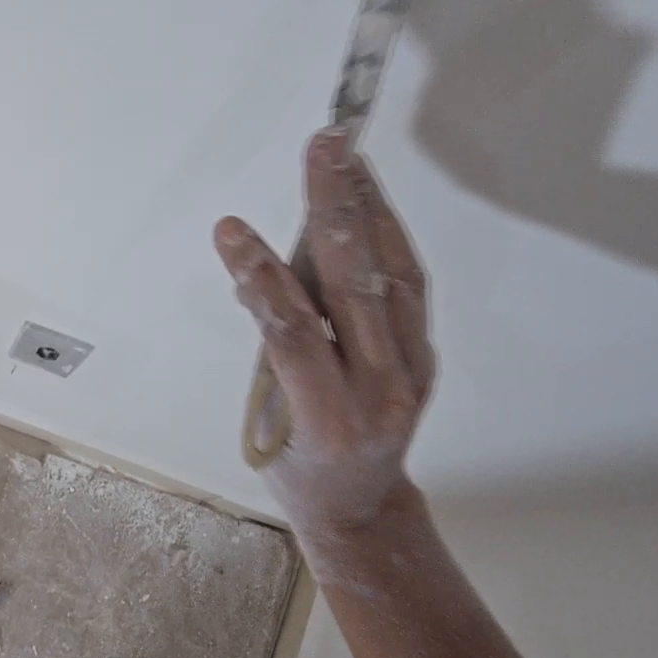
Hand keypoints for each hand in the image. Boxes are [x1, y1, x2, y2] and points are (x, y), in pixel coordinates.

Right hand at [214, 127, 434, 533]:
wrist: (359, 508)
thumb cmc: (298, 473)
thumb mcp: (265, 423)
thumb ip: (273, 354)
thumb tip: (263, 281)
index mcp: (328, 420)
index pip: (293, 334)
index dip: (261, 277)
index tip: (232, 231)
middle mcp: (382, 393)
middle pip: (358, 289)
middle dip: (335, 211)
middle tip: (322, 150)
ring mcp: (413, 373)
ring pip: (395, 277)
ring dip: (368, 210)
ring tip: (346, 158)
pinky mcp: (425, 356)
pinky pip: (410, 287)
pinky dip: (387, 237)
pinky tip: (367, 203)